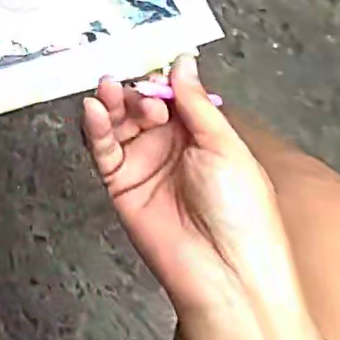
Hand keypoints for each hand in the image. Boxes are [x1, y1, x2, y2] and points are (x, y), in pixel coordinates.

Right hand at [80, 55, 325, 339]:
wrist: (229, 278)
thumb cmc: (245, 219)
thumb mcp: (227, 149)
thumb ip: (195, 103)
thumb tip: (182, 61)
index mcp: (201, 136)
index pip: (172, 94)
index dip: (161, 78)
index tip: (151, 61)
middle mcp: (169, 145)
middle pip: (141, 103)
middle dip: (137, 90)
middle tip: (139, 90)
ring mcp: (142, 162)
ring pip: (117, 119)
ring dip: (112, 101)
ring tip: (110, 90)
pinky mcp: (119, 180)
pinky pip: (102, 146)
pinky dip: (94, 125)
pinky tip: (94, 109)